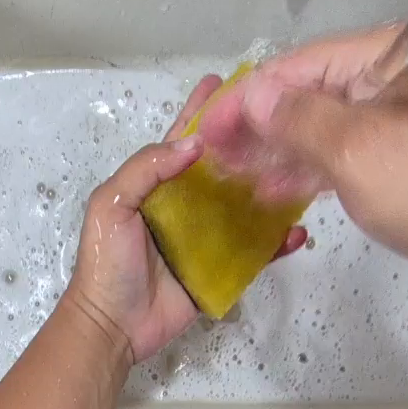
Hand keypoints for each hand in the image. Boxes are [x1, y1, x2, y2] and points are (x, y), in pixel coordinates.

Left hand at [61, 75, 306, 364]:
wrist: (112, 324)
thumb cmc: (105, 263)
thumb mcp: (112, 204)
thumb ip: (145, 169)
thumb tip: (193, 146)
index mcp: (156, 189)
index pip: (183, 144)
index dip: (203, 115)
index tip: (227, 83)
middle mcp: (184, 209)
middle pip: (221, 171)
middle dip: (248, 146)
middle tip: (280, 120)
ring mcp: (204, 241)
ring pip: (244, 209)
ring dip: (270, 191)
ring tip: (302, 169)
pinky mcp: (219, 273)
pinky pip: (253, 255)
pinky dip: (275, 244)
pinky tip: (297, 231)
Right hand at [195, 29, 407, 291]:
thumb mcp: (357, 149)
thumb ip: (299, 121)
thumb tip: (255, 97)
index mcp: (390, 60)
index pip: (301, 68)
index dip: (247, 99)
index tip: (206, 131)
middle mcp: (399, 85)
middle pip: (313, 98)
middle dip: (260, 129)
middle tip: (213, 159)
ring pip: (330, 134)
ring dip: (281, 156)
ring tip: (236, 179)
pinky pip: (350, 162)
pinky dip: (314, 176)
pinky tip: (281, 194)